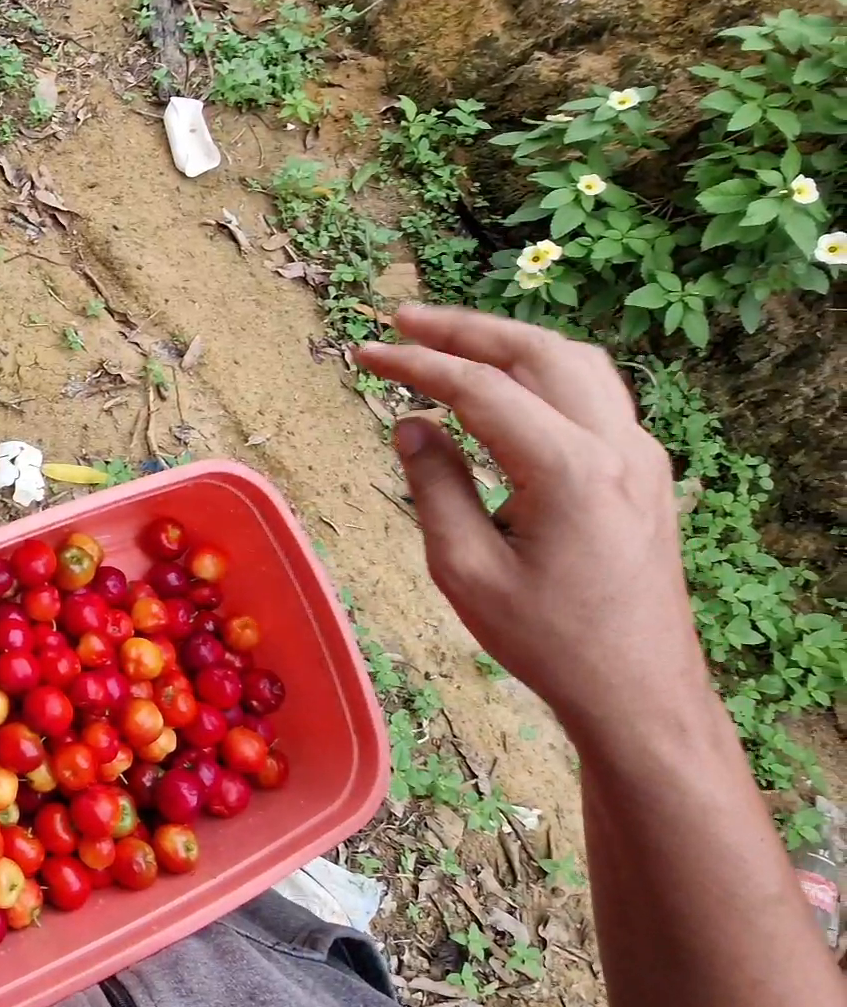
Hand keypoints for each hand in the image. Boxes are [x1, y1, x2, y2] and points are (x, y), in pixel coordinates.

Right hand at [355, 305, 708, 741]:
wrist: (637, 687)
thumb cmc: (542, 637)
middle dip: (467, 328)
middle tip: (402, 319)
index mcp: (570, 470)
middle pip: (542, 353)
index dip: (417, 364)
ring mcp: (641, 455)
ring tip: (446, 336)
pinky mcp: (642, 471)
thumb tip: (413, 425)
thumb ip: (435, 486)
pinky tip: (498, 384)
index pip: (482, 389)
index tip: (365, 352)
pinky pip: (589, 394)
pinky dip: (536, 372)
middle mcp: (619, 446)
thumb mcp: (463, 567)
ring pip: (577, 364)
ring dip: (507, 341)